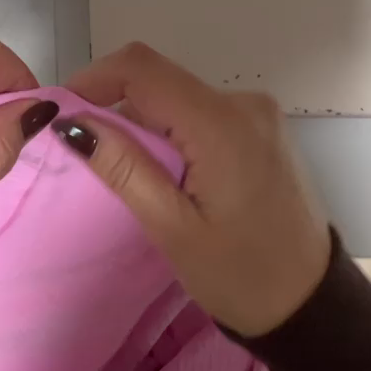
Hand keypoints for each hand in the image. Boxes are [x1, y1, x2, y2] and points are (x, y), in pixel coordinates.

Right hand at [59, 43, 331, 337]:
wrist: (307, 302)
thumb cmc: (238, 274)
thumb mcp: (172, 228)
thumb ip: (124, 168)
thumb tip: (73, 124)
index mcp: (221, 122)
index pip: (142, 68)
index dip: (93, 80)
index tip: (63, 115)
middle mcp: (244, 103)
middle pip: (162, 83)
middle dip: (117, 110)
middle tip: (89, 159)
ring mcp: (259, 116)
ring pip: (181, 101)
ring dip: (146, 128)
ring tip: (128, 177)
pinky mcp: (265, 133)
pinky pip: (205, 118)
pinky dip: (175, 138)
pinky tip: (168, 178)